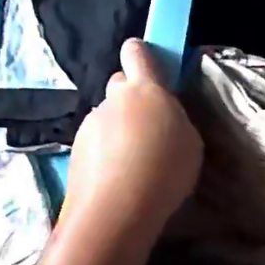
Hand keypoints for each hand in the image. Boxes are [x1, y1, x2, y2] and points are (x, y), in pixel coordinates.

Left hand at [63, 39, 201, 253]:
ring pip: (107, 119)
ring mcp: (89, 126)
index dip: (142, 55)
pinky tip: (120, 180)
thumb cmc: (165, 170)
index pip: (137, 54)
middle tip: (150, 127)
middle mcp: (112, 101)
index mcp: (145, 90)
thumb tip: (160, 119)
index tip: (148, 63)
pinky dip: (106, 157)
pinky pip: (96, 145)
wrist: (116, 210)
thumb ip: (174, 121)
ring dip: (119, 133)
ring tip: (137, 165)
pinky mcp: (74, 152)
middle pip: (119, 86)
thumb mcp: (190, 143)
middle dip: (132, 99)